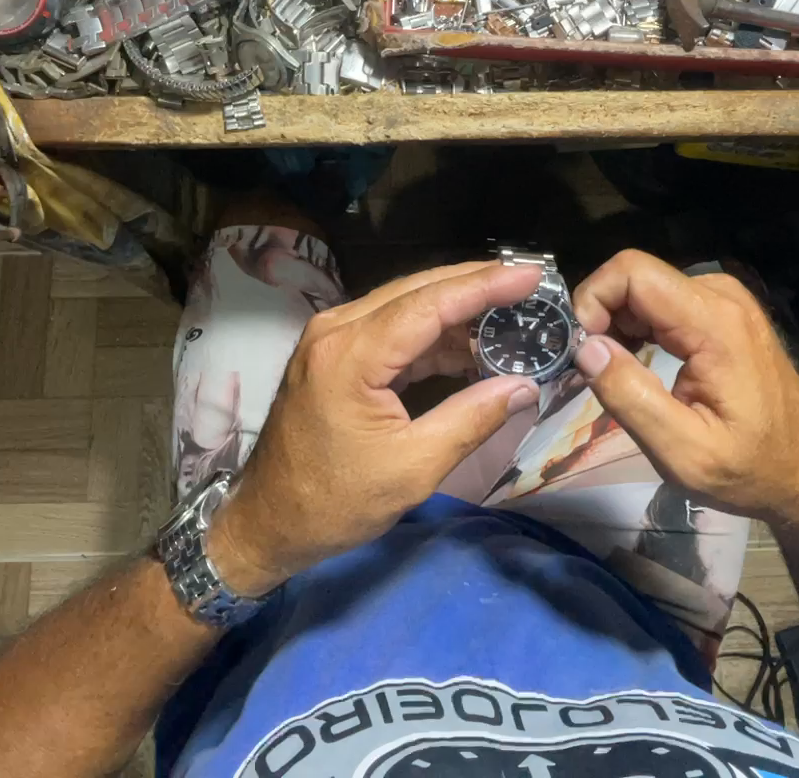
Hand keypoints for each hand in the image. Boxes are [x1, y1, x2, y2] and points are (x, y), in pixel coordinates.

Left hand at [209, 262, 544, 593]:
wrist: (268, 521)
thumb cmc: (334, 502)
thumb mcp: (412, 468)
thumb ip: (470, 419)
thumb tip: (524, 386)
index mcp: (349, 354)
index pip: (428, 304)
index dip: (484, 287)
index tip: (531, 276)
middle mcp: (336, 330)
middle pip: (417, 292)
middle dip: (475, 286)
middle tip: (529, 286)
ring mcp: (332, 338)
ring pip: (405, 306)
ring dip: (457, 311)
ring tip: (512, 315)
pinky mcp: (335, 353)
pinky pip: (392, 329)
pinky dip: (432, 335)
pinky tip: (470, 345)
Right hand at [570, 251, 798, 527]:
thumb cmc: (750, 471)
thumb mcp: (683, 452)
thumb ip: (629, 397)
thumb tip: (584, 347)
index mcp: (715, 323)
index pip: (632, 272)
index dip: (593, 299)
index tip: (582, 348)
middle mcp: (721, 297)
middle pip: (635, 277)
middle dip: (601, 316)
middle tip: (594, 369)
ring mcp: (724, 302)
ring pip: (644, 288)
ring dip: (616, 324)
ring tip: (615, 373)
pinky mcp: (722, 313)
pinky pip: (661, 301)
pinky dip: (636, 327)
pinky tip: (635, 364)